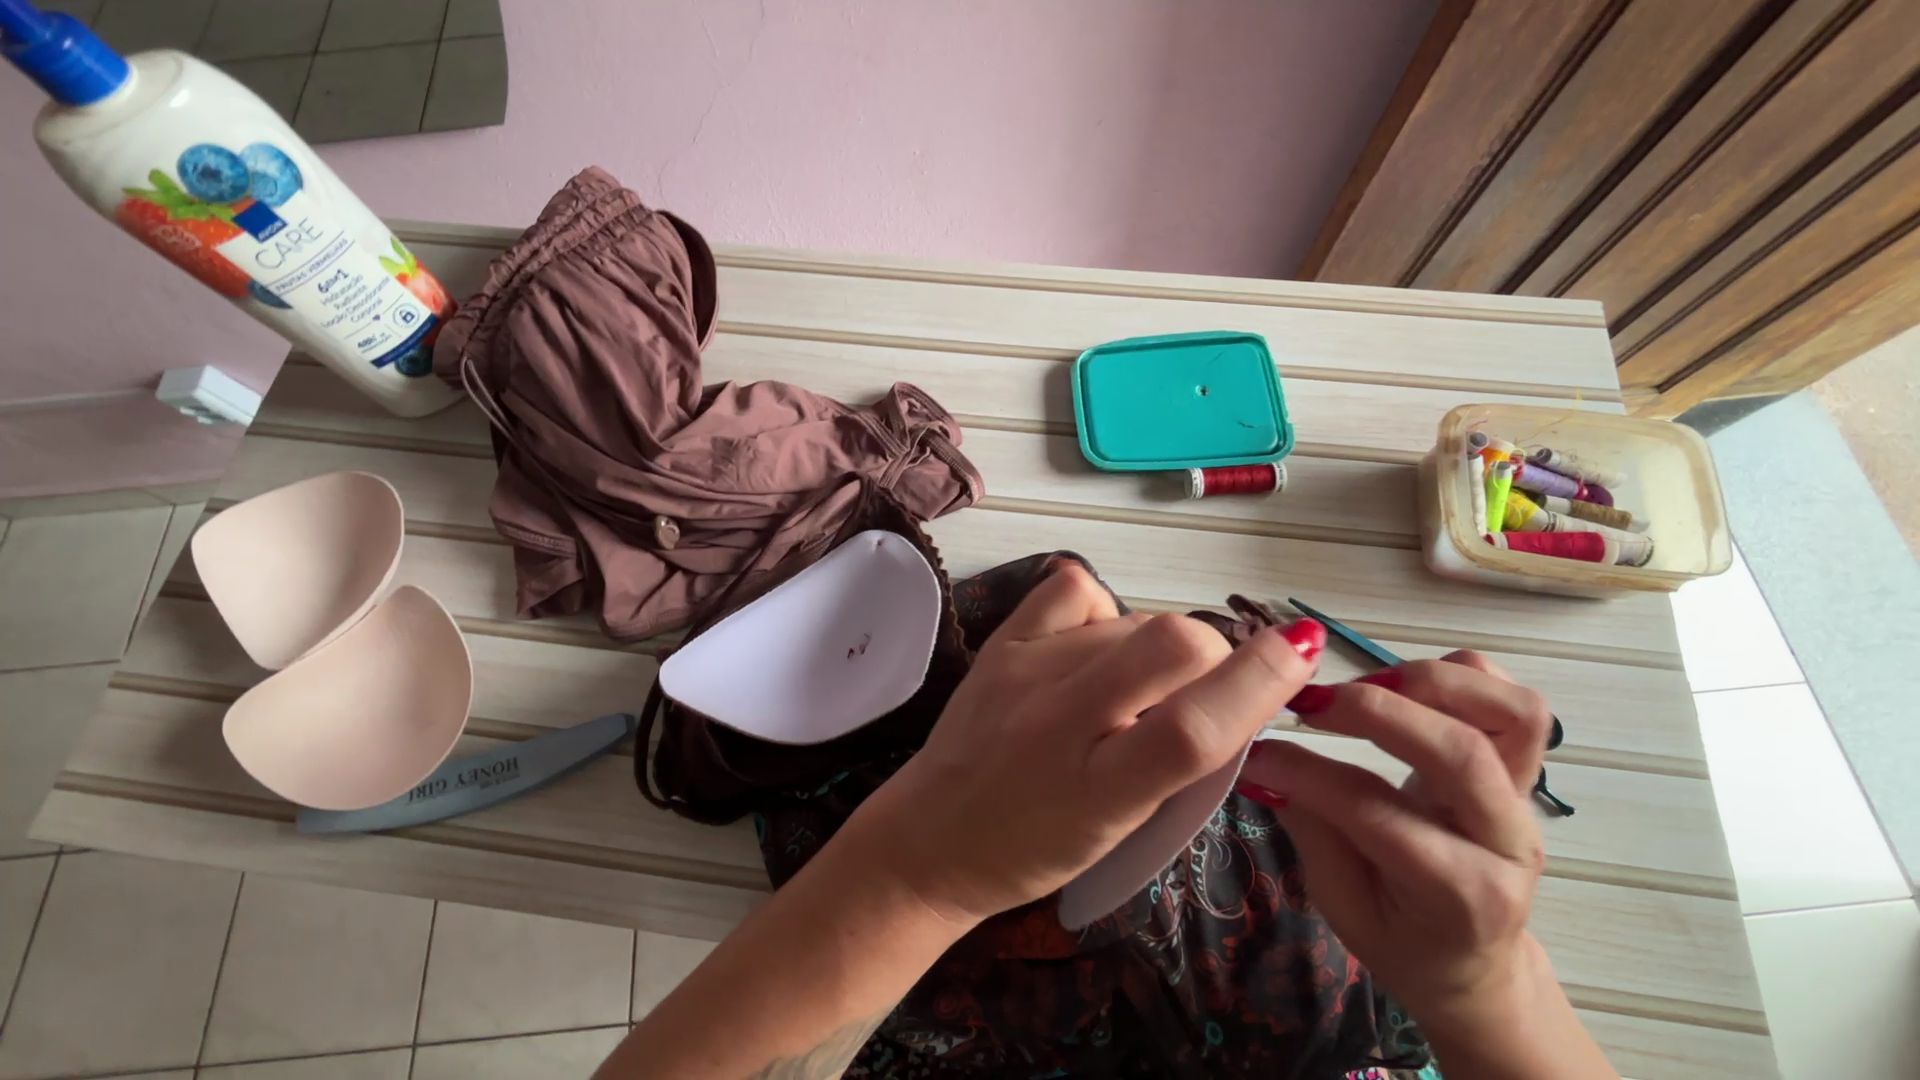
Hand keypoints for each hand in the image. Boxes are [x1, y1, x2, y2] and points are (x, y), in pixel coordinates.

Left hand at [841, 564, 1322, 926]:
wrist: (932, 838)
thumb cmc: (1035, 851)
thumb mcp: (1121, 828)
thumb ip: (1179, 762)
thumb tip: (1235, 690)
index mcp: (1097, 791)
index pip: (1190, 729)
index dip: (1257, 682)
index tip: (1300, 649)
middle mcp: (1057, 720)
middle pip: (1168, 646)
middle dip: (1212, 656)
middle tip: (1193, 690)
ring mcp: (1022, 671)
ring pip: (1131, 618)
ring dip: (1157, 645)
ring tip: (1130, 684)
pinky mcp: (998, 643)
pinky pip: (1075, 588)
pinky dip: (1104, 611)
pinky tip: (1093, 646)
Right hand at [1238, 653, 1556, 1037]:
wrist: (1475, 961)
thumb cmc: (1400, 938)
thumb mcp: (1339, 902)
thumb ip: (1309, 825)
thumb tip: (1262, 760)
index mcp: (1461, 893)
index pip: (1375, 809)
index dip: (1305, 771)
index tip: (1255, 750)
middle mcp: (1509, 839)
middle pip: (1458, 749)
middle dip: (1371, 710)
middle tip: (1308, 704)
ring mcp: (1526, 798)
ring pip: (1513, 710)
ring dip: (1431, 683)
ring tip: (1366, 690)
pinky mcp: (1526, 769)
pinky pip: (1514, 700)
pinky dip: (1461, 678)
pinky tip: (1404, 691)